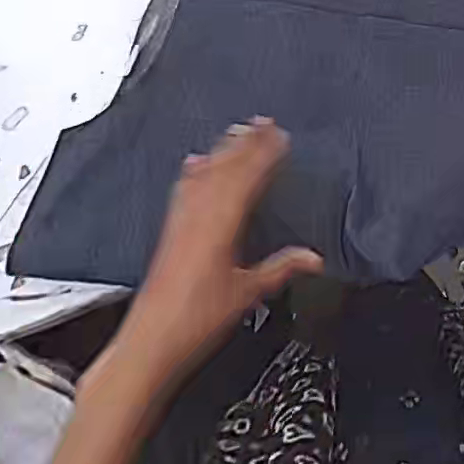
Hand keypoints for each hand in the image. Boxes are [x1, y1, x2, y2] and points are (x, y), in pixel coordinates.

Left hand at [110, 118, 322, 382]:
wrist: (150, 341)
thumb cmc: (196, 321)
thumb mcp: (248, 295)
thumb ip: (281, 269)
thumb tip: (312, 258)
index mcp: (222, 225)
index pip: (249, 177)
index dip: (266, 153)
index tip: (281, 136)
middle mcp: (200, 215)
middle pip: (227, 167)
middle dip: (247, 142)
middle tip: (264, 122)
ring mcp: (182, 219)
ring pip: (207, 173)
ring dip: (224, 148)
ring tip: (238, 130)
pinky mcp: (170, 228)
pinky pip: (185, 188)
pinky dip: (194, 170)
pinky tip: (196, 160)